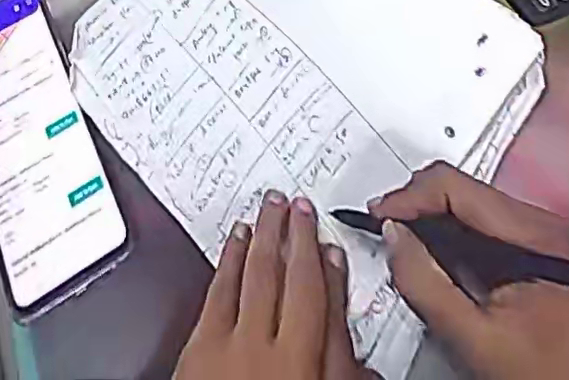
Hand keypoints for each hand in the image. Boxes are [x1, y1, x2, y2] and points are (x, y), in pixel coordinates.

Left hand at [174, 191, 369, 379]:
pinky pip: (221, 287)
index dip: (334, 275)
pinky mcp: (203, 343)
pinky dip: (232, 256)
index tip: (332, 247)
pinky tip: (238, 237)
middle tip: (301, 205)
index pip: (329, 313)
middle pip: (294, 282)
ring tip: (272, 206)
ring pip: (258, 273)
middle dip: (299, 238)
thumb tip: (365, 369)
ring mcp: (237, 344)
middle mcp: (277, 355)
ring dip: (267, 234)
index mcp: (308, 375)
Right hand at [370, 163, 568, 379]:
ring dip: (430, 222)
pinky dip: (448, 236)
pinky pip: (478, 226)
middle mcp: (540, 226)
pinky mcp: (536, 253)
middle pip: (457, 189)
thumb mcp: (476, 338)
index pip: (451, 185)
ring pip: (464, 205)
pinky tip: (435, 261)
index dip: (407, 197)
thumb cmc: (550, 379)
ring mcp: (541, 238)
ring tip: (407, 249)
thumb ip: (425, 283)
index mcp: (534, 235)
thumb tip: (391, 234)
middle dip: (415, 207)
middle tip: (387, 232)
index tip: (378, 217)